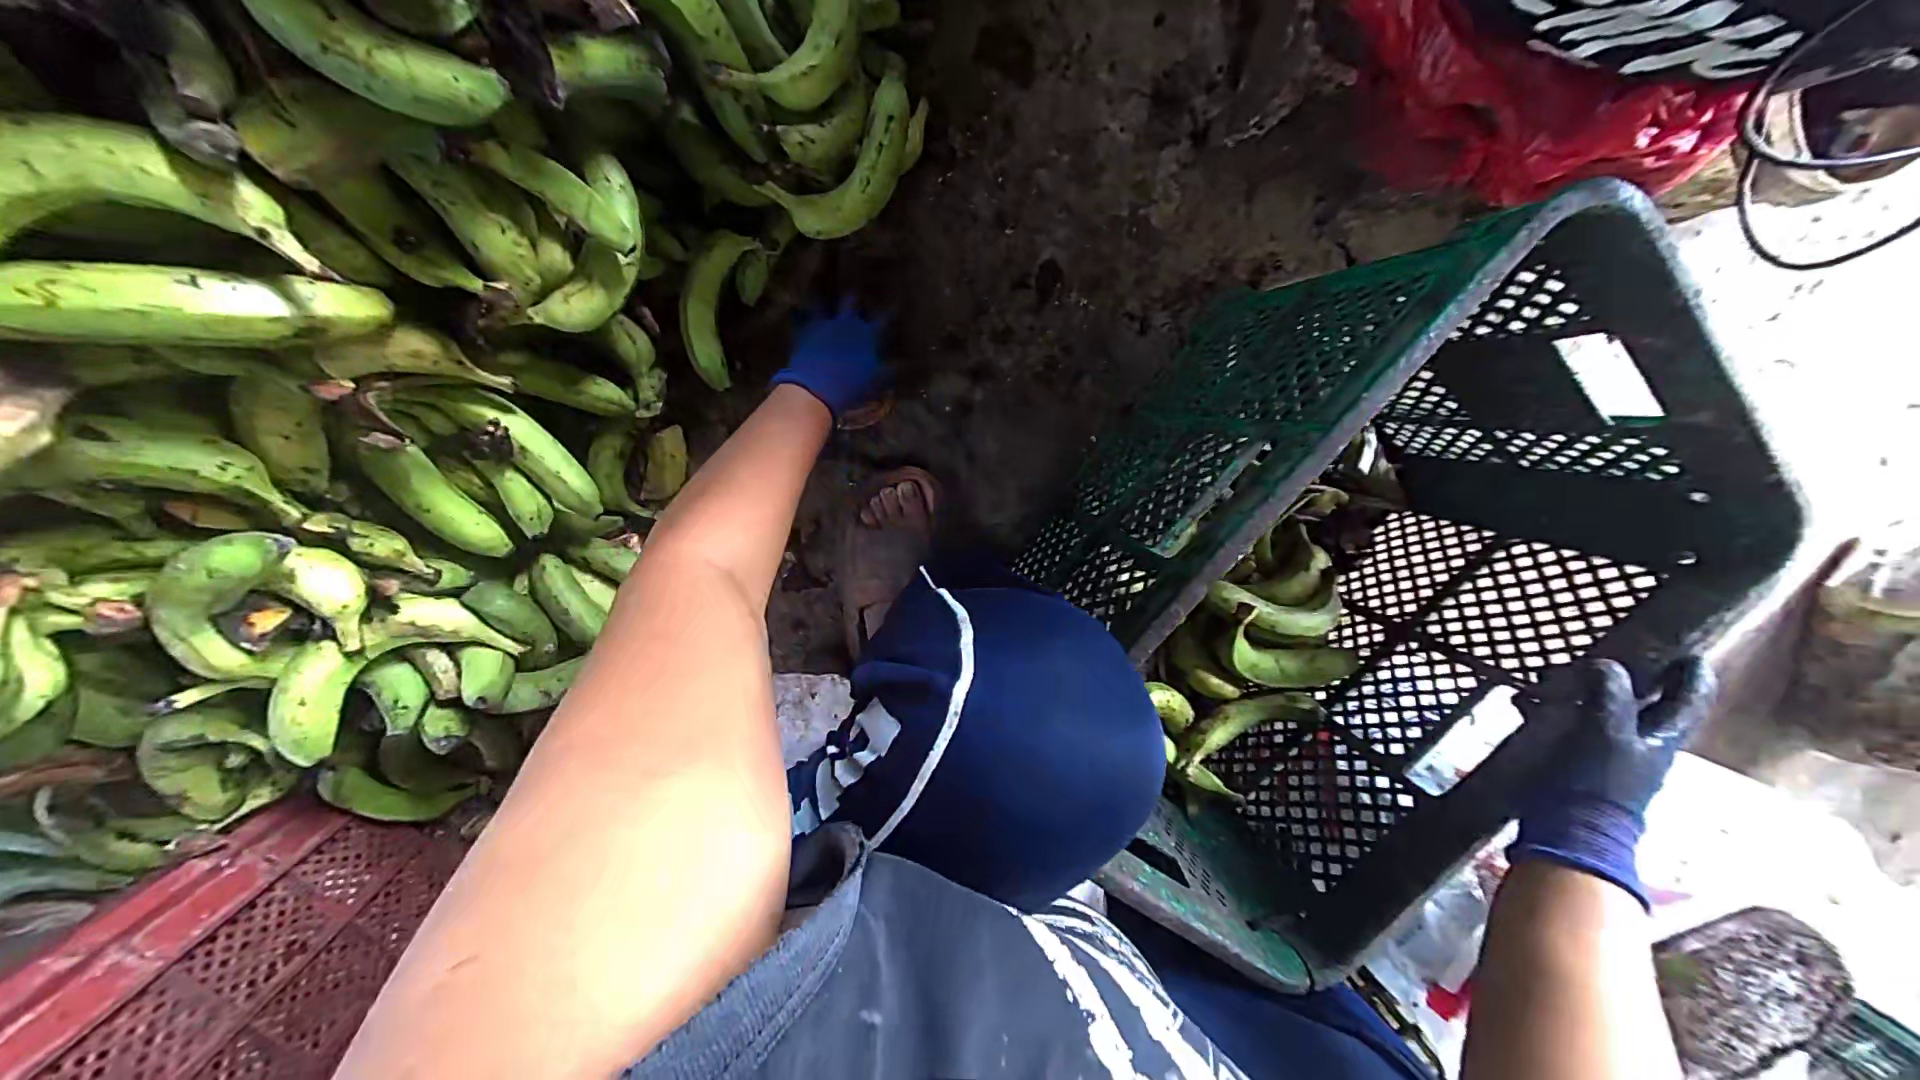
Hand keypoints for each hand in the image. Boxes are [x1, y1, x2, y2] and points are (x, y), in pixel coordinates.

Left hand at [769, 301, 886, 417]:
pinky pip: (798, 317)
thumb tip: (895, 368)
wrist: (817, 389)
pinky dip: (798, 314)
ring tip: (818, 292)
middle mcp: (846, 324)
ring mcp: (824, 325)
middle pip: (850, 302)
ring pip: (821, 303)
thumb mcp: (874, 382)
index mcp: (867, 335)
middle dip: (853, 298)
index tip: (895, 302)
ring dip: (821, 299)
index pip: (884, 319)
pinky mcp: (803, 332)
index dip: (890, 312)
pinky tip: (795, 311)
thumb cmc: (852, 387)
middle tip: (853, 294)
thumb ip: (886, 373)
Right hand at [1507, 657, 1714, 907]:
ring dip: (1579, 693)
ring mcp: (1607, 755)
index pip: (1687, 701)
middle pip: (1641, 704)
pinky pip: (1567, 726)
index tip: (1691, 656)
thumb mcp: (1606, 731)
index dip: (1691, 678)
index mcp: (1660, 738)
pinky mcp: (1575, 763)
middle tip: (1604, 660)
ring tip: (1554, 678)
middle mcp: (1640, 745)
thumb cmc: (1597, 779)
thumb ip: (1609, 695)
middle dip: (1624, 681)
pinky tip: (1526, 703)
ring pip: (1600, 712)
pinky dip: (1550, 710)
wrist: (1569, 827)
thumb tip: (1604, 665)